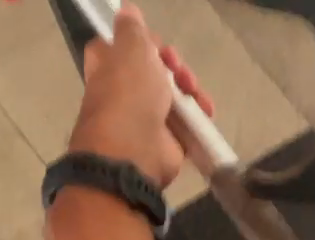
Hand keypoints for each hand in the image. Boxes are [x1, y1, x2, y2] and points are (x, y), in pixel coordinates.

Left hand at [69, 4, 213, 187]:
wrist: (135, 151)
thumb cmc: (128, 94)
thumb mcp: (131, 48)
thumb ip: (132, 29)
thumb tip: (128, 10)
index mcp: (109, 64)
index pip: (126, 45)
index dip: (146, 42)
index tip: (158, 46)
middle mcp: (125, 89)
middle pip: (156, 69)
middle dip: (174, 67)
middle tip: (180, 71)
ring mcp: (147, 116)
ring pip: (174, 94)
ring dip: (190, 90)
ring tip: (197, 97)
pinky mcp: (167, 139)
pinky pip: (186, 122)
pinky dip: (198, 117)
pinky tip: (206, 113)